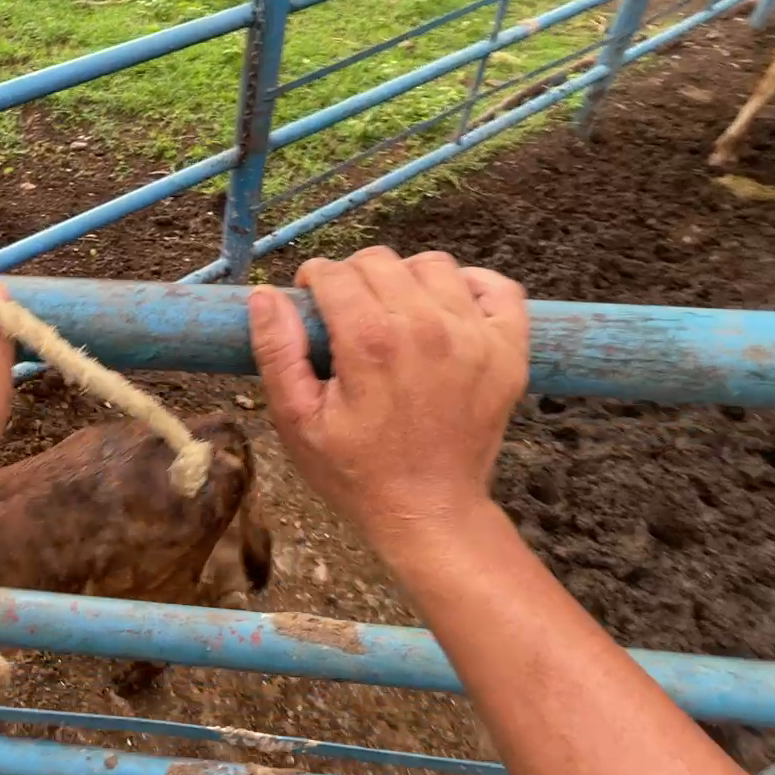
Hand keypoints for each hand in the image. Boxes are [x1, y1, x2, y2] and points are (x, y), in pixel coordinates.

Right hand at [247, 248, 528, 551]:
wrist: (429, 513)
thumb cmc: (354, 471)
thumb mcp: (295, 420)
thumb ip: (277, 351)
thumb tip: (265, 295)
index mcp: (371, 343)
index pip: (335, 273)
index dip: (312, 280)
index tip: (308, 299)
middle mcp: (427, 329)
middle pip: (380, 261)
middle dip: (351, 276)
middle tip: (343, 312)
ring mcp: (475, 338)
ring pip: (433, 265)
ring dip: (404, 278)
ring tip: (390, 310)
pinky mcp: (508, 352)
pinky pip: (498, 289)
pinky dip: (470, 286)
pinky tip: (444, 308)